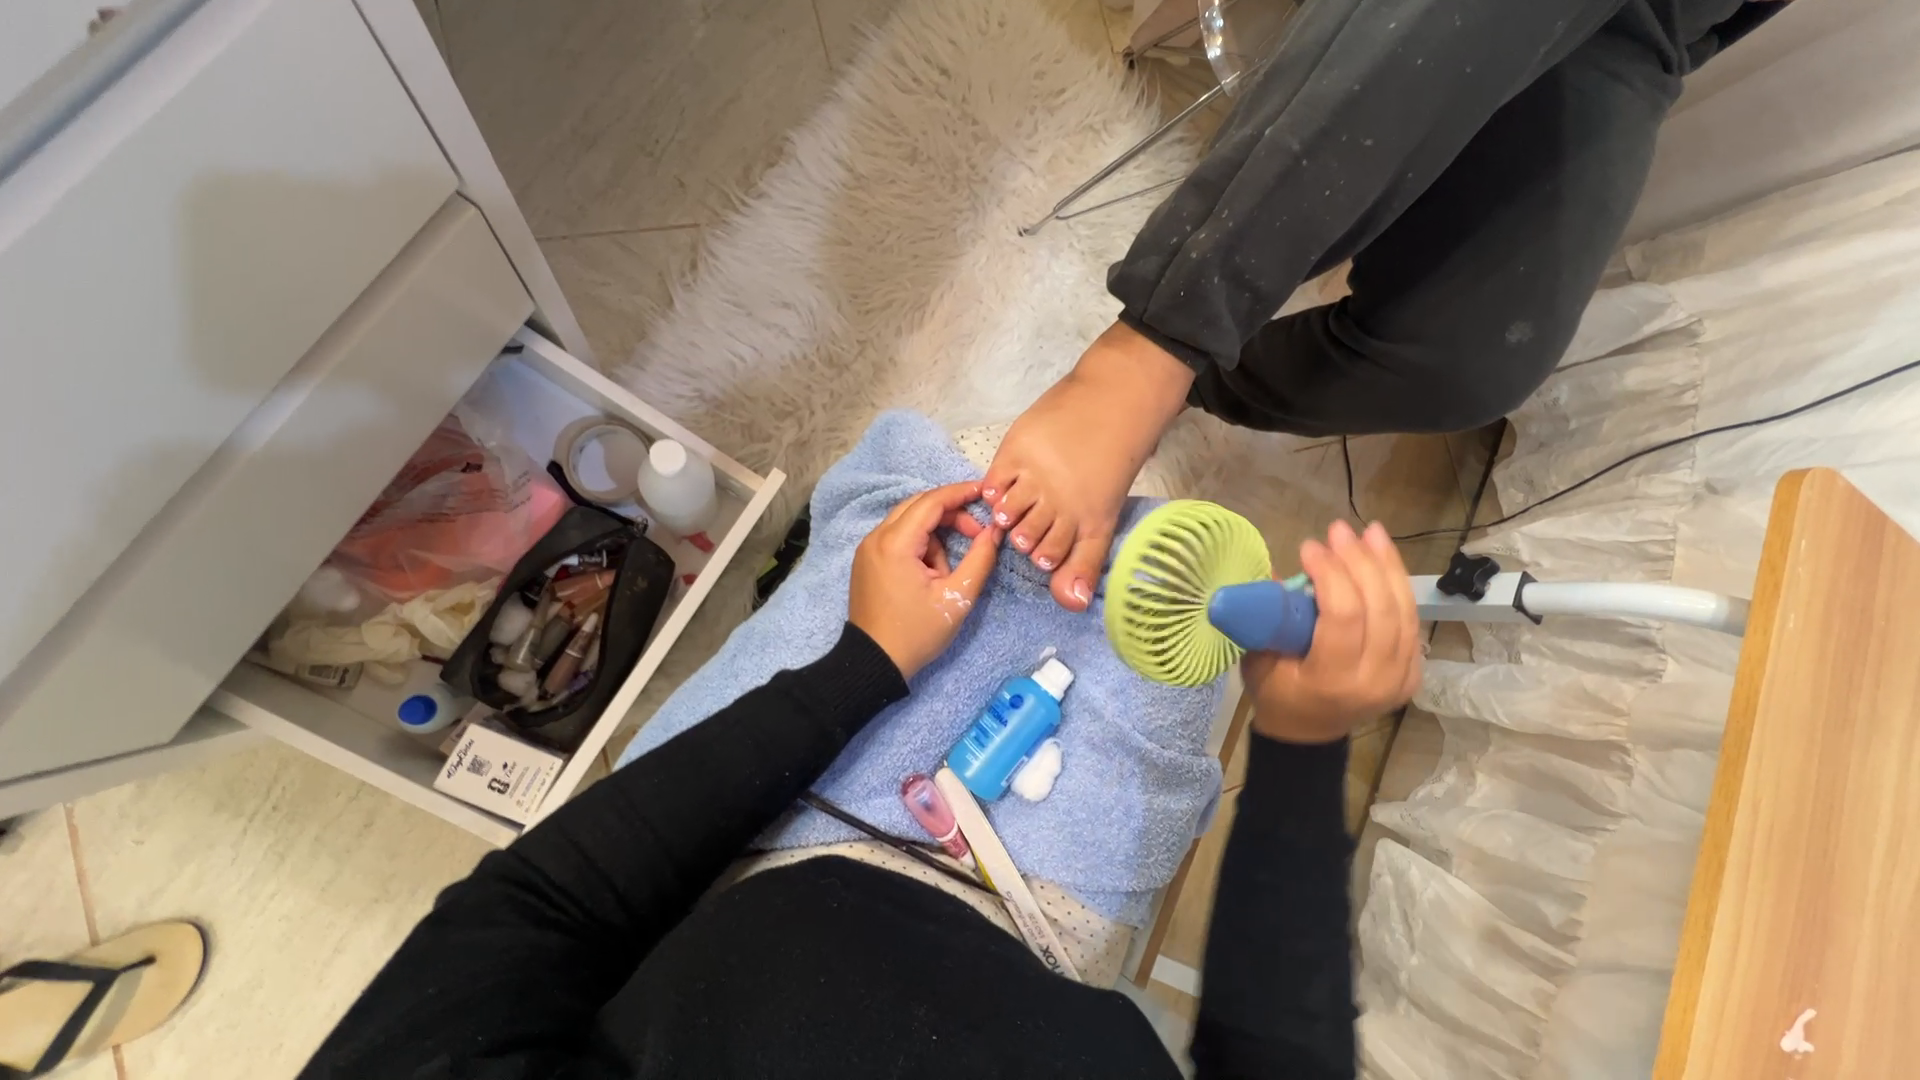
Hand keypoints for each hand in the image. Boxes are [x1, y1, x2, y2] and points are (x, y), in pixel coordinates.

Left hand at [849, 481, 1001, 679]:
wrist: (874, 662)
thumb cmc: (916, 633)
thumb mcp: (957, 598)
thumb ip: (980, 559)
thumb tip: (995, 531)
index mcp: (895, 543)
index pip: (932, 502)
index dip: (961, 493)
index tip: (986, 492)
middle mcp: (876, 537)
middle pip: (919, 505)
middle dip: (951, 513)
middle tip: (977, 532)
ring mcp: (868, 548)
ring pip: (908, 521)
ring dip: (934, 534)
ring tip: (947, 571)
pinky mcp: (867, 560)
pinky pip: (898, 537)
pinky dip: (919, 545)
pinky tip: (931, 572)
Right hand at [982, 321, 1192, 610]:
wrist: (1115, 398)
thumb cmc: (1117, 452)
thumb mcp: (1109, 508)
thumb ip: (1087, 554)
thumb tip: (1071, 601)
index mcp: (1092, 520)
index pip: (1060, 559)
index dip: (1048, 562)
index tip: (1043, 557)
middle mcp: (1064, 504)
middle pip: (1031, 540)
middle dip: (1027, 541)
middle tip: (1025, 533)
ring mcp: (1038, 477)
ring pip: (1010, 515)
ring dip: (1008, 518)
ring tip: (1011, 512)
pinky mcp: (1018, 451)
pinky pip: (995, 484)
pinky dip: (994, 491)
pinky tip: (1001, 489)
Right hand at [1245, 520, 1421, 744]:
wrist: (1307, 733)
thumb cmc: (1275, 694)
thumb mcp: (1259, 659)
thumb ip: (1272, 619)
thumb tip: (1280, 570)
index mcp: (1333, 680)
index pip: (1343, 616)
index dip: (1330, 574)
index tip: (1308, 547)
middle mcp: (1375, 680)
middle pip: (1380, 607)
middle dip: (1360, 561)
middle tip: (1339, 530)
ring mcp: (1400, 677)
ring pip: (1403, 609)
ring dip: (1386, 565)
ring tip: (1370, 532)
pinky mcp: (1412, 671)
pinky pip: (1410, 619)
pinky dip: (1397, 584)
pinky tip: (1383, 557)